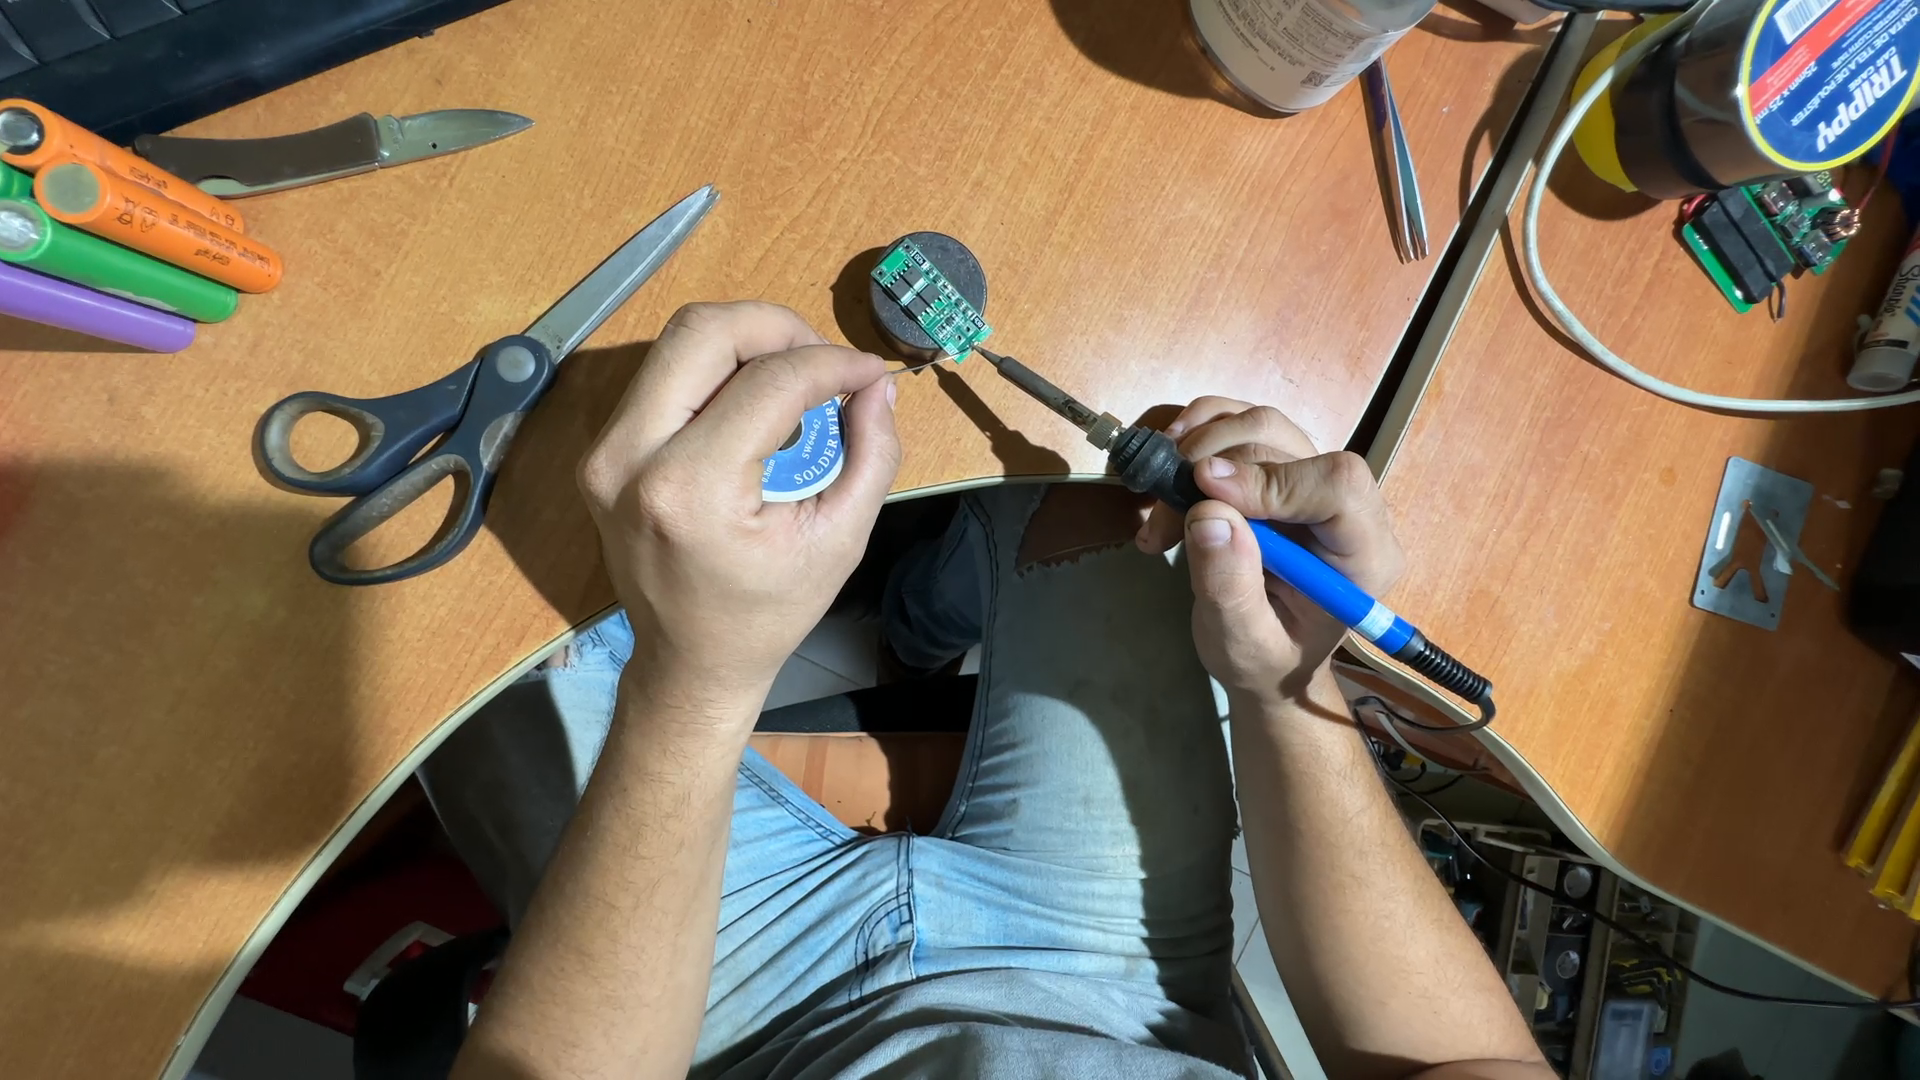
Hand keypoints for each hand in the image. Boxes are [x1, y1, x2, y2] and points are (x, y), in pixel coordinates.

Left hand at [577, 302, 900, 719]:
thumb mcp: (841, 542)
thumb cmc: (771, 612)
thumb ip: (872, 456)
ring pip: (677, 344)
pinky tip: (755, 404)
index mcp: (692, 490)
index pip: (770, 383)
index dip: (832, 364)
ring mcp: (604, 452)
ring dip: (747, 345)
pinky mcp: (601, 452)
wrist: (691, 661)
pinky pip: (663, 376)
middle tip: (825, 361)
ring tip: (796, 381)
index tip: (870, 372)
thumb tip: (877, 386)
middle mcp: (630, 457)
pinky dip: (718, 371)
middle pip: (703, 332)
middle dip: (778, 327)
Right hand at [1135, 398, 1402, 704]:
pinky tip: (1169, 471)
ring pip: (1259, 424)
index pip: (1336, 484)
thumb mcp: (1242, 642)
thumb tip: (1208, 515)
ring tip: (1159, 501)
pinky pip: (1239, 421)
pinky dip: (1195, 433)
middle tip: (1161, 516)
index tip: (1202, 486)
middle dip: (1208, 469)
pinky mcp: (1277, 468)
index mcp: (1361, 554)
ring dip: (1196, 448)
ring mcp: (1309, 480)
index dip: (1267, 477)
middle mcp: (1346, 506)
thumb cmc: (1264, 659)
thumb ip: (1230, 586)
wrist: (1264, 657)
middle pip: (1283, 443)